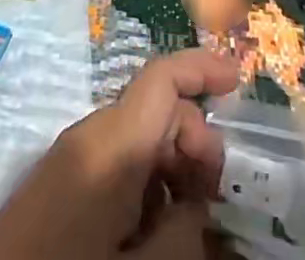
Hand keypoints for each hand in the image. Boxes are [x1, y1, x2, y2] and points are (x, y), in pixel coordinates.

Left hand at [0, 50, 240, 259]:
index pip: (161, 79)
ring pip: (141, 137)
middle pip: (158, 111)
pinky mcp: (67, 176)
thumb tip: (196, 208)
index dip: (202, 68)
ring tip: (187, 222)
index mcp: (112, 143)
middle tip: (214, 199)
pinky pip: (119, 159)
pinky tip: (153, 227)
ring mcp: (76, 153)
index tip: (238, 83)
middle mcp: (93, 134)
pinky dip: (147, 181)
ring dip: (174, 167)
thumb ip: (182, 235)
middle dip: (196, 143)